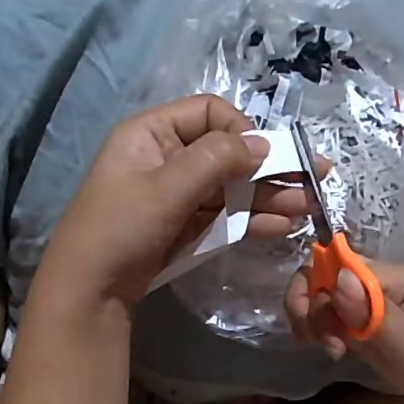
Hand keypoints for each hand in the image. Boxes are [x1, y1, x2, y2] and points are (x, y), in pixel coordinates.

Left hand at [37, 95, 320, 307]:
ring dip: (265, 195)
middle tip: (315, 176)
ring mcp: (174, 195)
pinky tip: (277, 226)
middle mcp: (164, 158)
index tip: (265, 155)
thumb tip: (261, 142)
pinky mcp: (180, 227)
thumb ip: (216, 160)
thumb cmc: (120, 227)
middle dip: (268, 166)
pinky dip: (247, 218)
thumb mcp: (166, 187)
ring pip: (227, 187)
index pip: (208, 113)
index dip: (240, 129)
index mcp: (151, 134)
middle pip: (225, 153)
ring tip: (306, 207)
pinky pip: (220, 215)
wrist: (88, 291)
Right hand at [287, 261, 403, 403]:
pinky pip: (335, 317)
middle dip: (313, 308)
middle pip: (327, 276)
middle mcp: (385, 284)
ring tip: (330, 351)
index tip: (323, 334)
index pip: (341, 264)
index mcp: (401, 278)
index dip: (320, 292)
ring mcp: (377, 305)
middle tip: (320, 343)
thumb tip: (339, 278)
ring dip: (316, 322)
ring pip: (326, 298)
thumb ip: (374, 313)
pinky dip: (324, 332)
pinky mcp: (370, 327)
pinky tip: (334, 352)